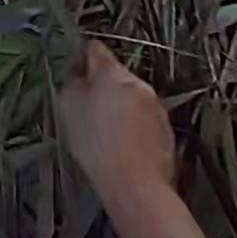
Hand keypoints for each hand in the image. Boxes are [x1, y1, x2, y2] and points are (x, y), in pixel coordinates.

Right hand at [60, 40, 175, 198]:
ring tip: (104, 131)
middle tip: (86, 107)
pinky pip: (144, 118)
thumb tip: (77, 75)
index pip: (95, 50)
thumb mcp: (69, 108)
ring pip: (131, 97)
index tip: (74, 74)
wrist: (137, 188)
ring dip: (118, 105)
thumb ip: (72, 83)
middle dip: (101, 86)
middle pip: (115, 75)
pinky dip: (133, 125)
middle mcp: (138, 83)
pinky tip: (122, 146)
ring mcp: (156, 107)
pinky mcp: (167, 131)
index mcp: (113, 73)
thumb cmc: (97, 145)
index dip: (82, 59)